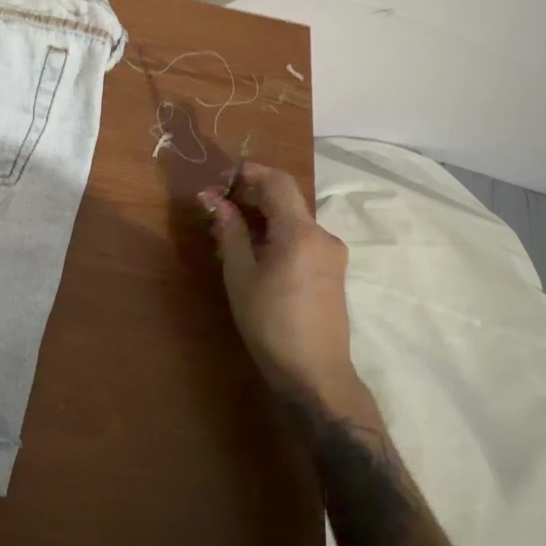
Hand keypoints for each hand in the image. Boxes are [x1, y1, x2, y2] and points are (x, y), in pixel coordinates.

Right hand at [200, 163, 359, 408]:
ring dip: (259, 218)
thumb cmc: (270, 322)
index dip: (248, 172)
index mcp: (300, 232)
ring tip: (225, 236)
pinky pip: (299, 238)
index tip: (218, 178)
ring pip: (291, 220)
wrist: (315, 374)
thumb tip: (214, 199)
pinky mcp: (331, 270)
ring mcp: (331, 254)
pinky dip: (274, 235)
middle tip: (214, 208)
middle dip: (248, 197)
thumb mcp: (240, 274)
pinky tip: (250, 254)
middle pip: (284, 200)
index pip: (277, 182)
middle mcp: (322, 235)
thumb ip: (229, 231)